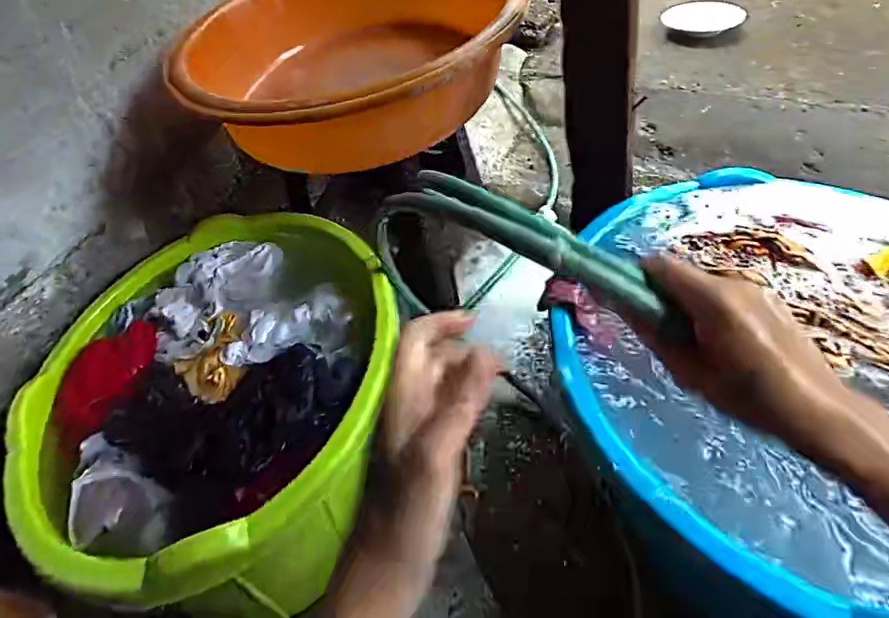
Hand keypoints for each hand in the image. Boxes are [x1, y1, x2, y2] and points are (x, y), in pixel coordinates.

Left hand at [332, 312, 499, 617]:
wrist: (389, 568)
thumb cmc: (409, 511)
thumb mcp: (437, 453)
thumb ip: (461, 400)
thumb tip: (487, 351)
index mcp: (401, 397)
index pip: (414, 338)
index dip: (442, 321)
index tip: (476, 320)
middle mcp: (405, 404)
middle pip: (430, 356)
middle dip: (463, 348)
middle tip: (500, 361)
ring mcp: (414, 426)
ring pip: (439, 381)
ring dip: (466, 372)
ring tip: (498, 381)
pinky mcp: (425, 447)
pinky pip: (446, 406)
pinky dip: (465, 397)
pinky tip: (482, 410)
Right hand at [634, 257, 857, 456]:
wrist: (822, 412)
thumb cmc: (753, 401)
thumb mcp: (694, 374)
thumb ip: (656, 335)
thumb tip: (624, 306)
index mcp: (714, 299)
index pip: (660, 265)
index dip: (637, 278)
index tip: (628, 301)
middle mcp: (734, 281)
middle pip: (682, 274)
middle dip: (664, 296)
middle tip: (664, 335)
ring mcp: (755, 286)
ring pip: (703, 284)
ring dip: (691, 304)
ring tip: (702, 347)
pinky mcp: (769, 296)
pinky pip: (726, 293)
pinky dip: (714, 309)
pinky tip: (729, 346)